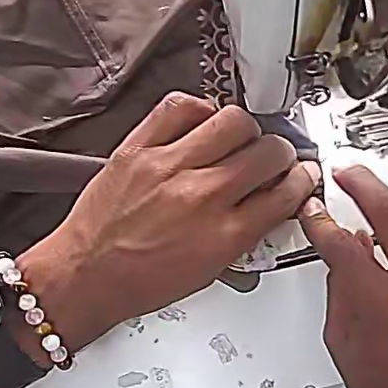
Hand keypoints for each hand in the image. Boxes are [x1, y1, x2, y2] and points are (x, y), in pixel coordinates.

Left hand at [18, 93, 318, 351]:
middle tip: (273, 157)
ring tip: (238, 140)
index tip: (301, 174)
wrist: (86, 275)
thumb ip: (244, 234)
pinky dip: (199, 110)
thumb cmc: (139, 281)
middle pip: (266, 152)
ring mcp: (168, 167)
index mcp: (223, 236)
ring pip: (232, 121)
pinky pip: (179, 107)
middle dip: (280, 153)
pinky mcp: (137, 149)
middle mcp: (201, 197)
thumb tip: (268, 204)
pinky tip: (200, 125)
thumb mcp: (208, 270)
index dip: (301, 179)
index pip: (283, 194)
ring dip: (247, 129)